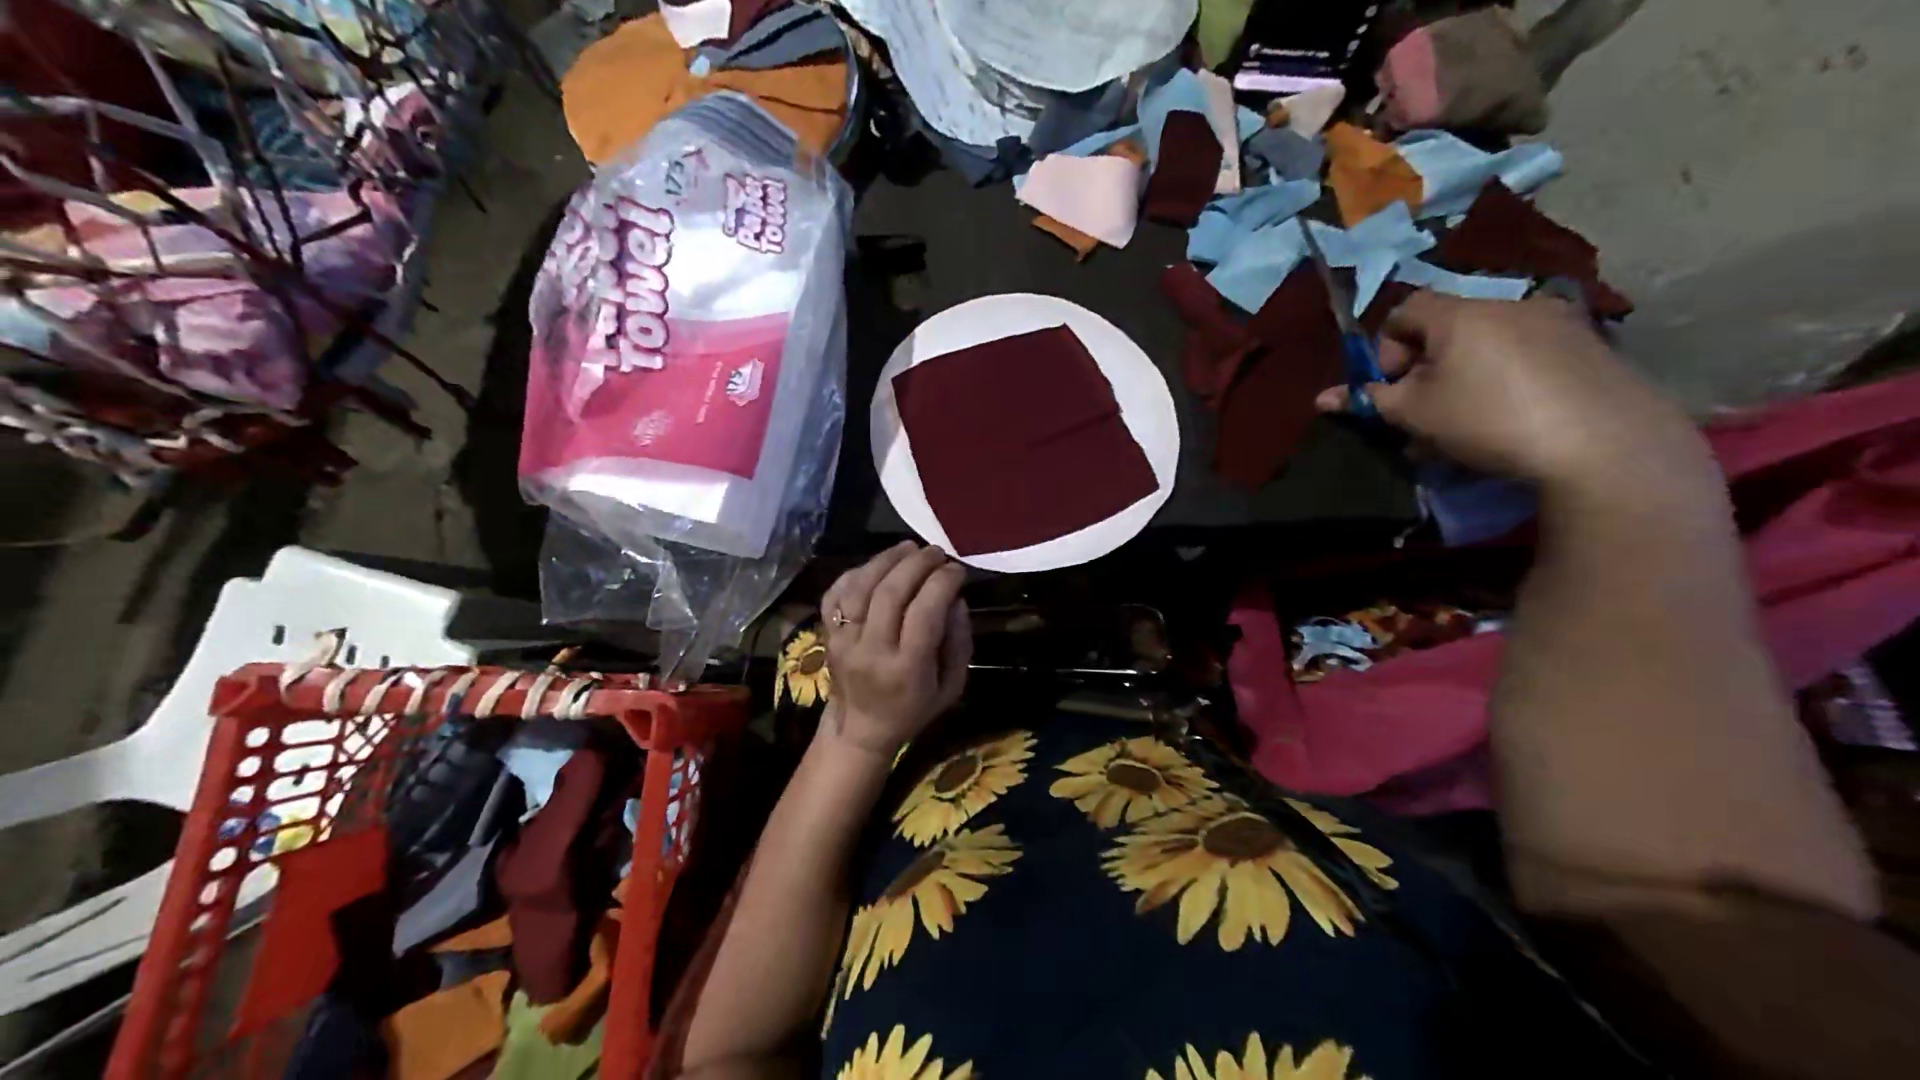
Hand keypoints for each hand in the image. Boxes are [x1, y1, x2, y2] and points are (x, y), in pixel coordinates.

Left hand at [817, 543, 969, 758]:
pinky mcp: (826, 634)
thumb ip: (959, 643)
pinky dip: (856, 572)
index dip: (942, 583)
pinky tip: (878, 565)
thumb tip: (956, 599)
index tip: (957, 570)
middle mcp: (870, 652)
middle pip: (890, 593)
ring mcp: (843, 641)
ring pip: (860, 587)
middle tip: (937, 552)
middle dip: (917, 564)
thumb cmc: (913, 709)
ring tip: (910, 548)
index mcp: (906, 669)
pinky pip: (835, 593)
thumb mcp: (951, 687)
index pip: (924, 614)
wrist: (860, 729)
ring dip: (887, 560)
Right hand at [1317, 292, 1712, 494]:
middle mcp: (1509, 304)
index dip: (1385, 346)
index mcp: (1460, 313)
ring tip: (1467, 419)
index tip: (1391, 386)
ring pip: (1487, 343)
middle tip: (1424, 409)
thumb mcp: (1414, 414)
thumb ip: (1370, 400)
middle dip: (1425, 365)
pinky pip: (1527, 354)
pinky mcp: (1589, 346)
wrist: (1602, 442)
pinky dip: (1506, 377)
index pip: (1404, 308)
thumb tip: (1322, 398)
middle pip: (1447, 326)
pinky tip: (1513, 416)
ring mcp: (1557, 321)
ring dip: (1464, 373)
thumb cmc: (1488, 419)